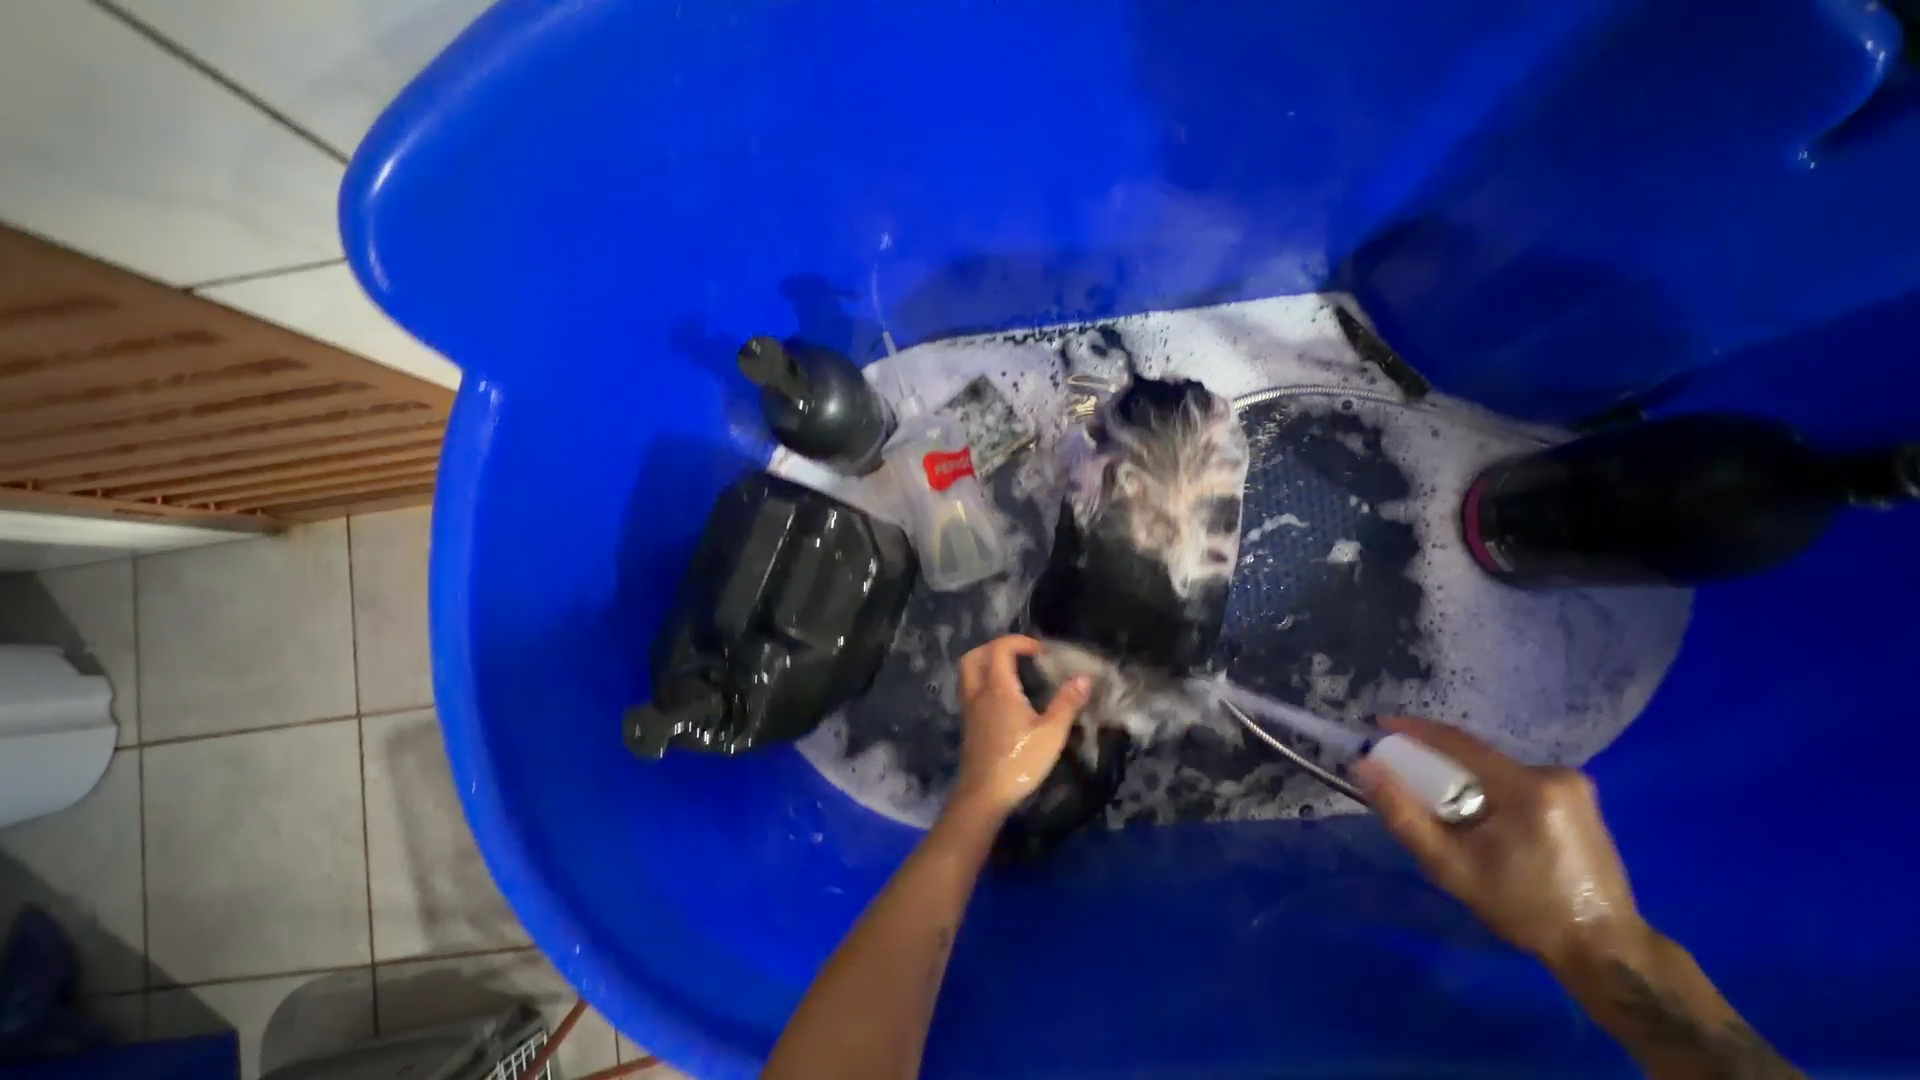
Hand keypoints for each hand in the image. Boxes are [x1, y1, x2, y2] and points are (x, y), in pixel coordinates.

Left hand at [950, 635, 1091, 818]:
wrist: (984, 795)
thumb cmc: (1019, 762)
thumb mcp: (1051, 733)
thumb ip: (1067, 703)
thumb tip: (1084, 677)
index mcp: (998, 689)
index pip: (1000, 649)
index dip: (1019, 642)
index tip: (1040, 652)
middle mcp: (978, 693)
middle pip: (974, 656)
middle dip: (995, 647)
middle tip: (1020, 655)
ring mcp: (970, 710)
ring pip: (968, 673)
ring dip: (986, 664)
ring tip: (1013, 674)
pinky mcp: (968, 725)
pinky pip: (970, 690)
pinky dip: (984, 682)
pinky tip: (1004, 699)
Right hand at [1353, 716, 1643, 967]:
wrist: (1604, 947)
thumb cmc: (1523, 909)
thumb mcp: (1451, 866)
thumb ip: (1403, 814)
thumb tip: (1364, 766)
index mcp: (1527, 788)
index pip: (1458, 742)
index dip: (1413, 730)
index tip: (1377, 726)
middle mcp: (1554, 773)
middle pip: (1477, 757)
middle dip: (1439, 765)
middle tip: (1409, 786)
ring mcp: (1574, 784)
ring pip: (1497, 769)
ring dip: (1467, 782)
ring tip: (1448, 815)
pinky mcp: (1581, 797)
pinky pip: (1518, 780)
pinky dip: (1491, 792)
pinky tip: (1486, 824)